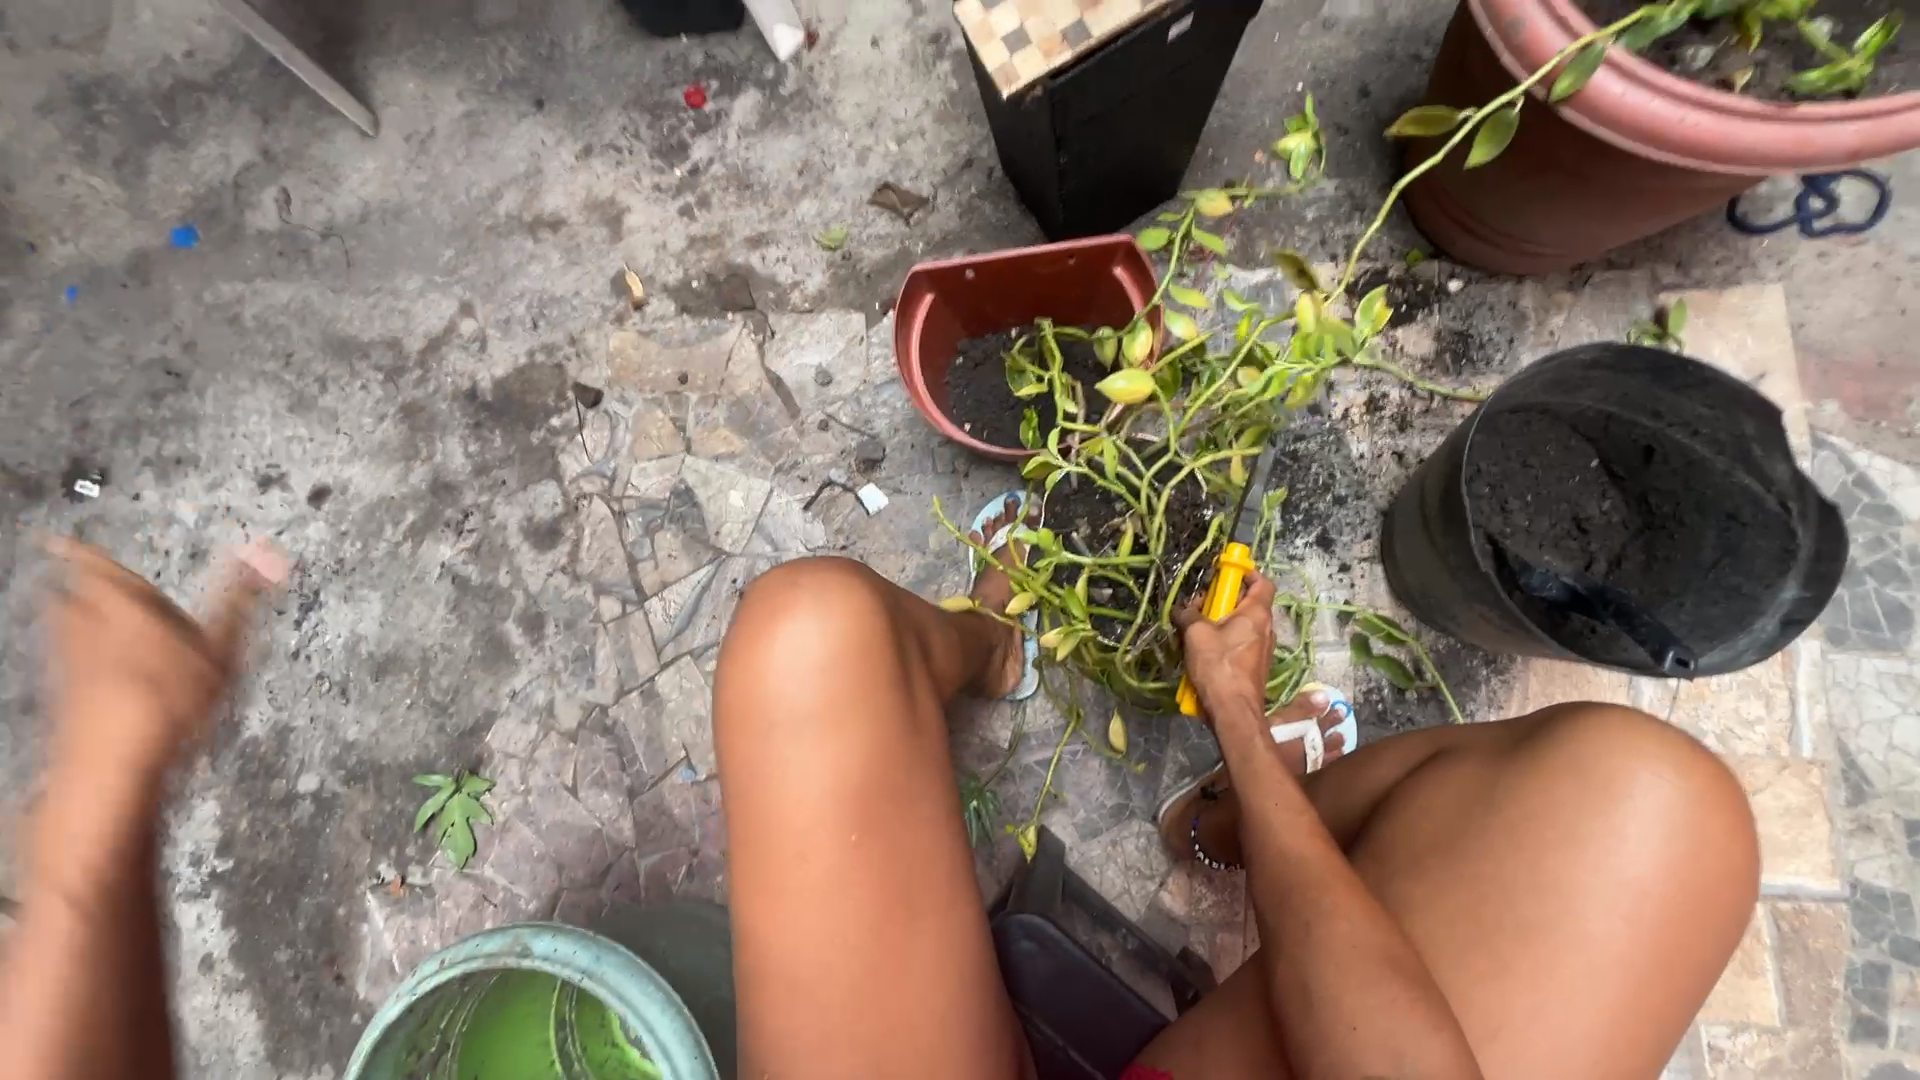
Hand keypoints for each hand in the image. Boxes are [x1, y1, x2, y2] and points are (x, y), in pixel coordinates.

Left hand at [44, 538, 285, 777]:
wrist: (114, 756)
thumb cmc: (172, 696)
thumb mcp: (224, 642)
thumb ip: (242, 594)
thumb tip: (266, 551)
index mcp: (121, 605)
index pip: (93, 566)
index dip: (80, 551)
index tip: (64, 539)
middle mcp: (83, 624)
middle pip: (78, 593)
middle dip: (91, 587)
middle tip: (104, 581)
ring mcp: (69, 656)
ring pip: (71, 621)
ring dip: (88, 614)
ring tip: (115, 617)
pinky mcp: (65, 684)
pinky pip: (75, 650)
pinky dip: (91, 645)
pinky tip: (120, 661)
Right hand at [1177, 570, 1276, 723]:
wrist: (1233, 710)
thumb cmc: (1219, 665)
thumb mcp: (1196, 634)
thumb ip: (1188, 615)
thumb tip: (1182, 609)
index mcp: (1256, 614)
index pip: (1263, 583)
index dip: (1247, 573)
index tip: (1227, 572)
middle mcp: (1265, 629)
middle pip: (1249, 603)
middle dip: (1224, 599)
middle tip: (1201, 603)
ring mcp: (1262, 649)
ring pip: (1243, 625)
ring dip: (1222, 621)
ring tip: (1197, 628)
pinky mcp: (1254, 666)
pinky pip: (1240, 643)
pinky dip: (1224, 640)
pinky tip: (1204, 650)